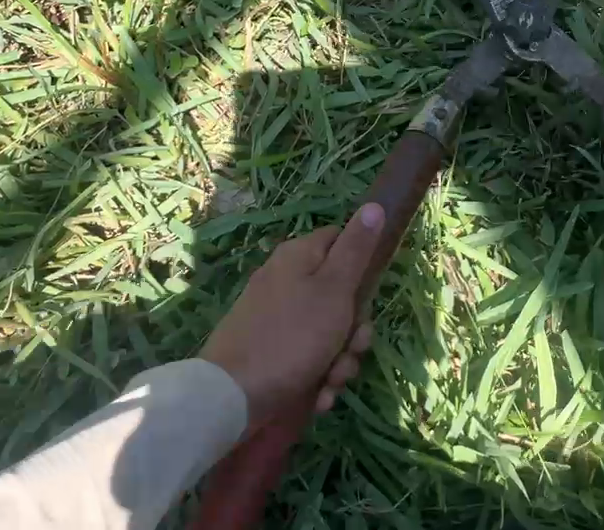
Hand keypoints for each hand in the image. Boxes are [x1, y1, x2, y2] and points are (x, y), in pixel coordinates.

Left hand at [198, 203, 384, 422]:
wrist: (230, 398)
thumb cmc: (292, 337)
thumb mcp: (335, 289)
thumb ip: (356, 248)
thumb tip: (374, 205)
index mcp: (300, 256)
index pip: (342, 242)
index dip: (361, 267)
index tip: (369, 295)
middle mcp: (285, 279)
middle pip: (338, 293)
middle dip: (354, 329)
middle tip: (353, 349)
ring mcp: (273, 316)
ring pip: (325, 330)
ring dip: (339, 359)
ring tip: (333, 382)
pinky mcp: (267, 349)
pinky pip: (304, 355)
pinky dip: (317, 376)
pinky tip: (318, 397)